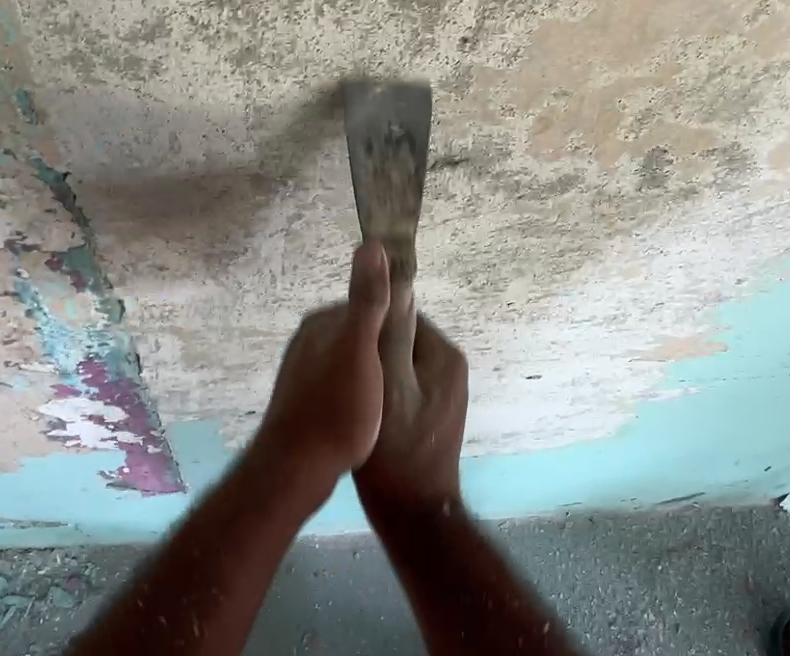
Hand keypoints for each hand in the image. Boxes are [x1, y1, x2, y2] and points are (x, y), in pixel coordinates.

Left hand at [247, 241, 391, 499]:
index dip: (395, 323)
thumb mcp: (361, 350)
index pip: (368, 305)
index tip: (413, 350)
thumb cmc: (336, 409)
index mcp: (321, 324)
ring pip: (352, 361)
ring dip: (373, 373)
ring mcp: (303, 372)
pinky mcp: (303, 400)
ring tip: (390, 400)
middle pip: (361, 333)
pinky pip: (341, 385)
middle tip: (404, 380)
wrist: (295, 471)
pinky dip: (359, 393)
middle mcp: (308, 341)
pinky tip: (368, 416)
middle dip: (385, 349)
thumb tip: (374, 243)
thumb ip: (368, 298)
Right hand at [354, 260, 467, 518]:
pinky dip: (379, 393)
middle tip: (341, 376)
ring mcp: (442, 391)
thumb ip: (390, 331)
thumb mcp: (387, 384)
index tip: (342, 350)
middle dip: (369, 351)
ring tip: (347, 395)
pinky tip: (358, 412)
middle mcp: (448, 366)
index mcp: (443, 354)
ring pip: (395, 363)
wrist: (413, 515)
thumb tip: (390, 273)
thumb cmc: (396, 451)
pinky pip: (399, 386)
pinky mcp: (430, 412)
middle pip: (397, 338)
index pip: (399, 315)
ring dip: (371, 373)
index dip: (367, 327)